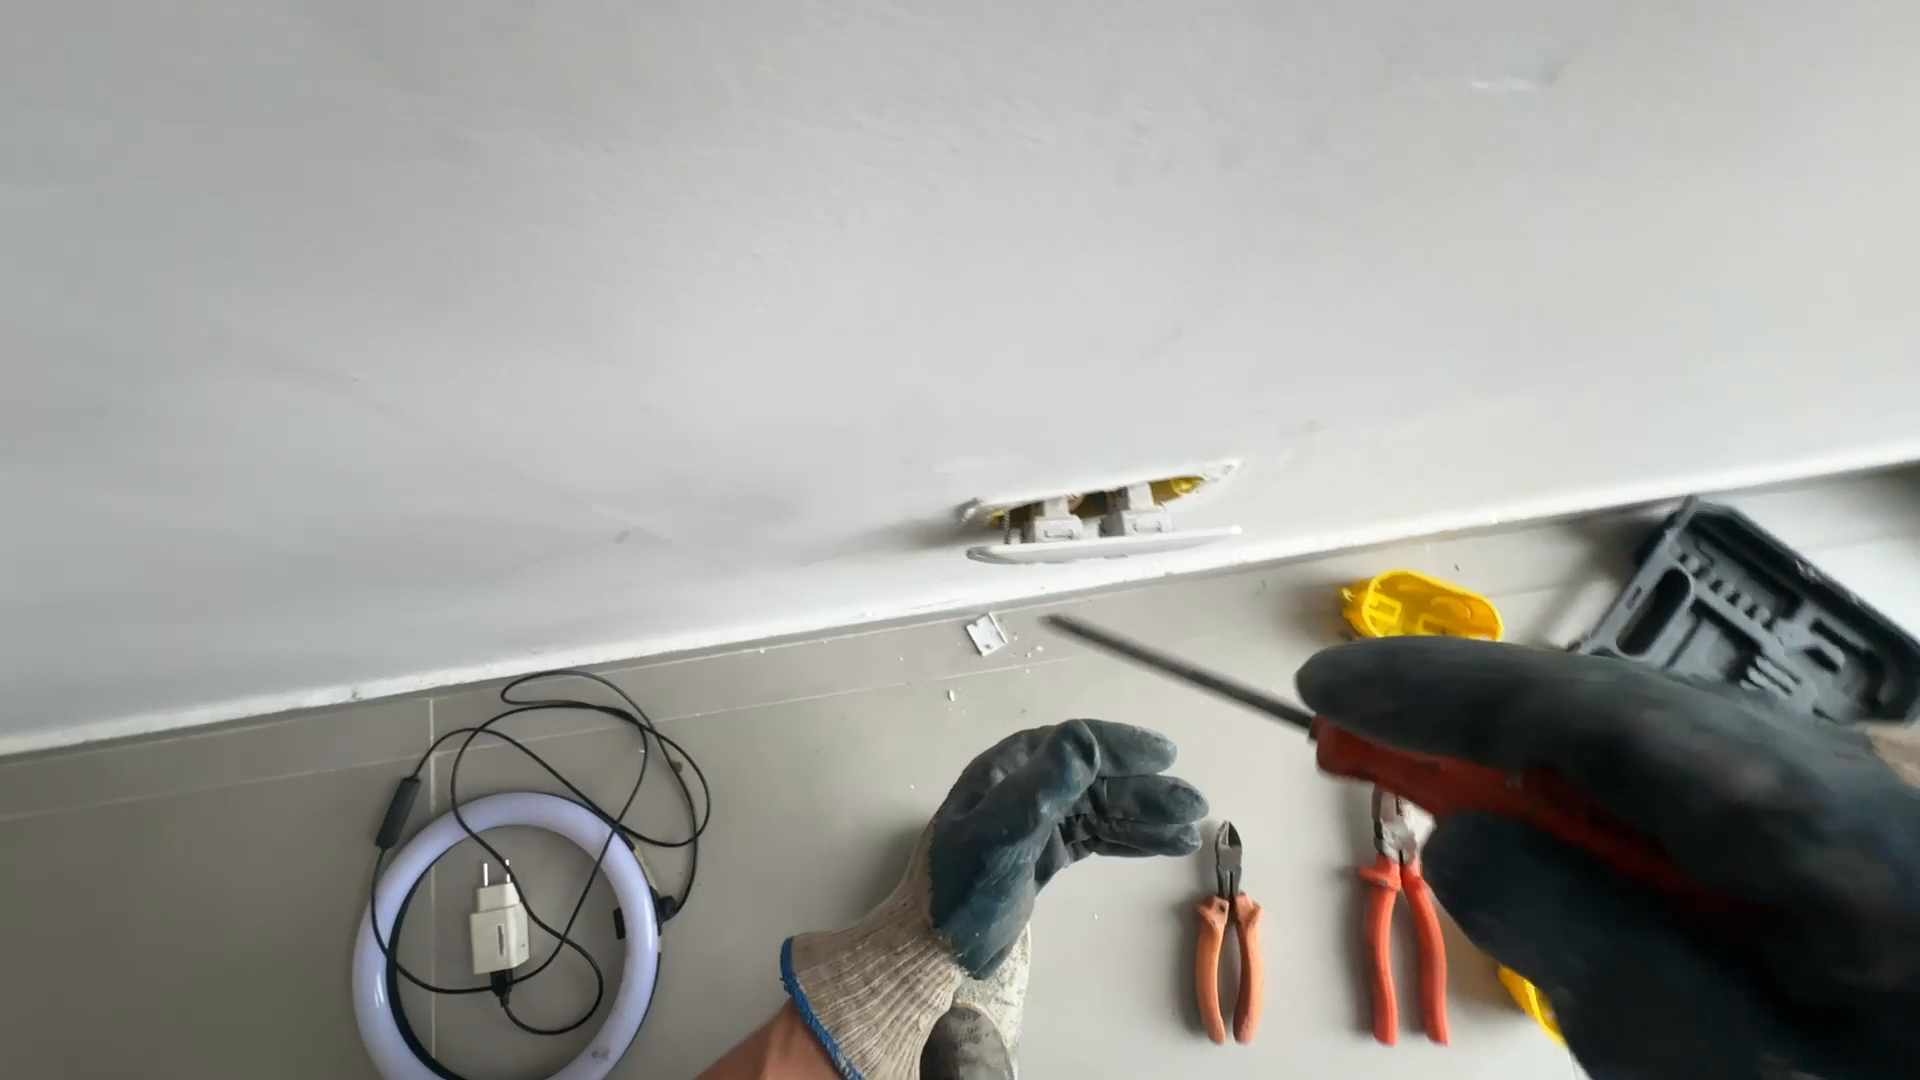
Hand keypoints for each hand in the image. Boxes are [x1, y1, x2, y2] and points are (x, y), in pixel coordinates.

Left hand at [927, 719, 1208, 975]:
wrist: (931, 948)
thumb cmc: (959, 889)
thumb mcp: (999, 835)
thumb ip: (1040, 789)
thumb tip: (1084, 740)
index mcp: (1008, 769)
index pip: (1074, 745)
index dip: (1121, 746)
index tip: (1165, 755)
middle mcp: (1025, 787)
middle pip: (1095, 778)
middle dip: (1143, 788)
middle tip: (1193, 803)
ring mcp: (1036, 820)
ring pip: (1100, 809)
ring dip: (1144, 815)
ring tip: (1188, 828)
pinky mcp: (1045, 852)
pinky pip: (1095, 837)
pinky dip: (1128, 839)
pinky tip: (1162, 843)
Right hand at [1298, 637, 1919, 1079]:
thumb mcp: (1729, 1073)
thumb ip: (1596, 963)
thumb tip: (1455, 844)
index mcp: (1809, 821)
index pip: (1583, 713)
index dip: (1435, 688)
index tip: (1322, 688)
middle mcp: (1804, 759)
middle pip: (1586, 702)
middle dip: (1449, 713)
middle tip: (1343, 733)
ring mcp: (1800, 765)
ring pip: (1604, 725)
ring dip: (1494, 748)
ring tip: (1415, 774)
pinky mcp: (1785, 786)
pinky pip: (1634, 755)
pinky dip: (1549, 774)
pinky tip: (1524, 815)